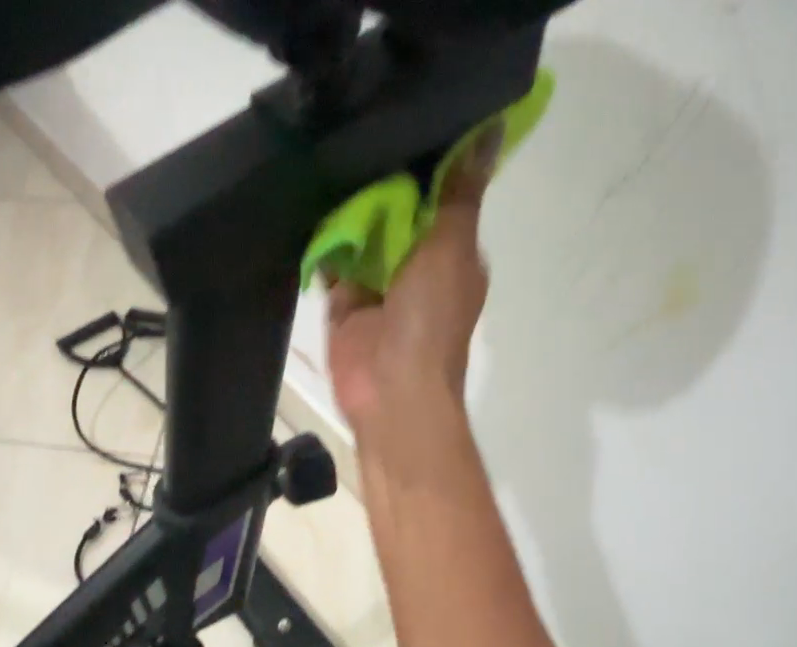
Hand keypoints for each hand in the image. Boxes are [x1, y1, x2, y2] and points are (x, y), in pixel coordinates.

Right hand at [326, 126, 500, 442]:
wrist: (391, 391)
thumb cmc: (431, 320)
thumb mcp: (453, 246)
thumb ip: (460, 192)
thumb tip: (492, 126)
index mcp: (453, 248)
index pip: (442, 190)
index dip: (429, 154)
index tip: (407, 105)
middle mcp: (417, 259)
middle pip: (397, 206)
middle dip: (381, 173)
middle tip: (353, 115)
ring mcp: (377, 279)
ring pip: (362, 227)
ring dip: (348, 199)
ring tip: (325, 140)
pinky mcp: (342, 295)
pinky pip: (330, 254)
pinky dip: (320, 232)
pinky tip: (303, 191)